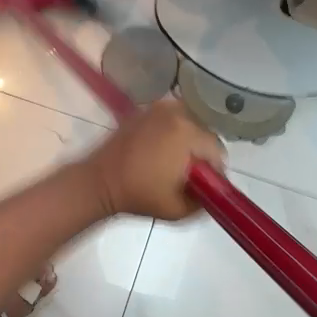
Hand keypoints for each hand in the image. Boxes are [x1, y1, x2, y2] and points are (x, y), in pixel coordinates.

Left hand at [78, 99, 225, 220]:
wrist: (99, 181)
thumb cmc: (139, 195)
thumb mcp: (178, 209)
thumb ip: (205, 200)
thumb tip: (216, 190)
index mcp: (187, 133)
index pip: (216, 150)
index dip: (215, 170)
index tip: (204, 184)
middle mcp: (177, 112)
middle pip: (205, 134)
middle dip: (201, 154)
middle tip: (188, 174)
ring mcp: (160, 107)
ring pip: (191, 124)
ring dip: (189, 141)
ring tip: (174, 161)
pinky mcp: (147, 108)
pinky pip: (173, 118)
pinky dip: (173, 131)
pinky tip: (161, 149)